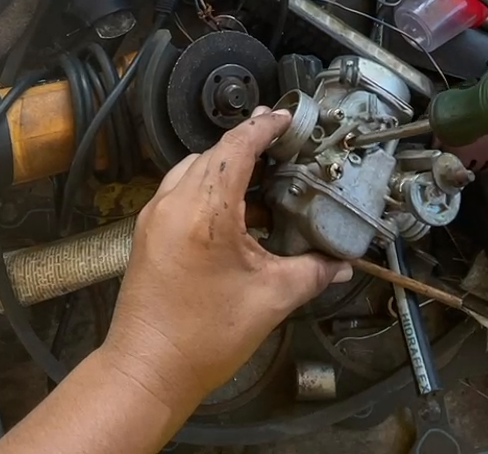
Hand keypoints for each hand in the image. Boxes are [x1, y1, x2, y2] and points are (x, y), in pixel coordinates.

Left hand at [102, 107, 349, 412]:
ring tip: (257, 169)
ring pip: (192, 168)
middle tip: (278, 139)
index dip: (263, 128)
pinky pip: (179, 188)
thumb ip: (310, 273)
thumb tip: (341, 264)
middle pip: (213, 152)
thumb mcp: (269, 300)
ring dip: (223, 162)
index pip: (236, 148)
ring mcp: (155, 214)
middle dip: (246, 141)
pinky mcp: (147, 229)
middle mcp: (174, 201)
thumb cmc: (206, 336)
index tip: (285, 117)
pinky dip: (205, 183)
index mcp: (205, 209)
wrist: (146, 369)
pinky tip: (230, 205)